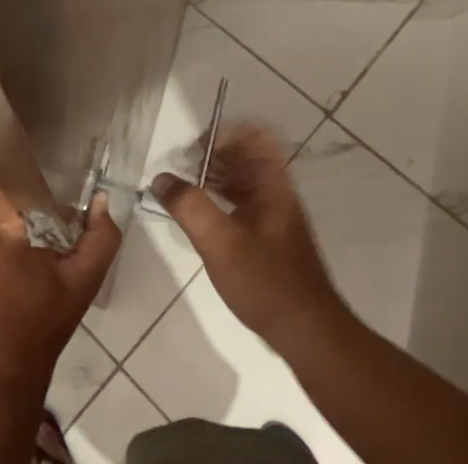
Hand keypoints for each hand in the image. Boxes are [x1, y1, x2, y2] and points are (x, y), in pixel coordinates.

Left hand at [0, 170, 122, 391]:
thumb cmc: (42, 325)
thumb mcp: (83, 282)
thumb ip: (100, 237)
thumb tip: (101, 200)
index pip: (5, 169)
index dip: (26, 154)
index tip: (50, 147)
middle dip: (16, 169)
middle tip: (47, 170)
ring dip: (4, 190)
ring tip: (37, 193)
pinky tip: (21, 224)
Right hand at [152, 124, 342, 345]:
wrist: (307, 333)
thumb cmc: (265, 282)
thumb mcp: (220, 242)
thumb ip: (189, 206)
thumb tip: (161, 178)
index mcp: (274, 187)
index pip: (257, 138)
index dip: (228, 134)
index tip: (197, 148)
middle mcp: (278, 195)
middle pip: (248, 158)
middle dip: (215, 156)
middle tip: (184, 168)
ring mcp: (276, 218)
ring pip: (245, 182)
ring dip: (216, 178)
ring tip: (185, 190)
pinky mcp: (270, 240)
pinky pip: (243, 205)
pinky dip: (221, 202)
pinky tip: (201, 219)